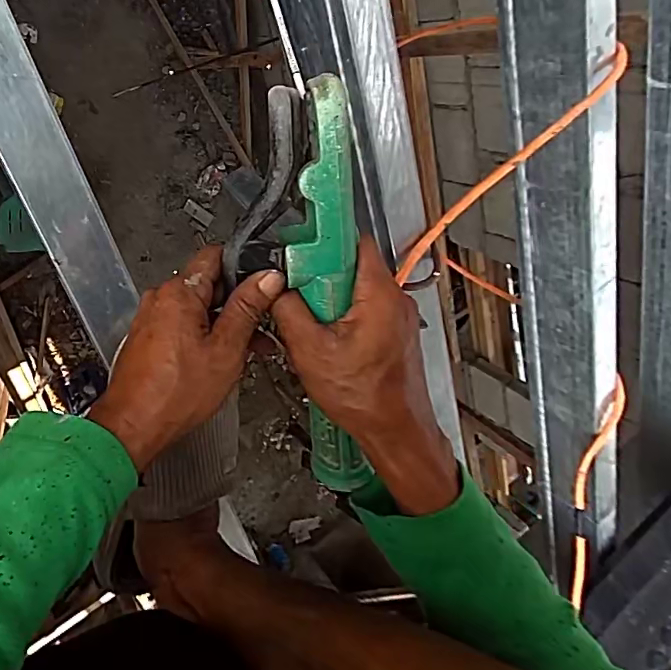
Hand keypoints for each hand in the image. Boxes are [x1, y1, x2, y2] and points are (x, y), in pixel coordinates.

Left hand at [88, 246, 285, 469]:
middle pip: (207, 283)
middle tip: (261, 324)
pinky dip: (203, 334)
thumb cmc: (173, 394)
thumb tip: (265, 280)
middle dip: (237, 302)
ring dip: (223, 322)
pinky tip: (220, 357)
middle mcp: (160, 298)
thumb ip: (247, 309)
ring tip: (246, 348)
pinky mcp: (148, 335)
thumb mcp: (225, 350)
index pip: (215, 256)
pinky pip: (182, 324)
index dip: (243, 265)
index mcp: (178, 293)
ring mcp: (152, 317)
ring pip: (196, 307)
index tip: (264, 280)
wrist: (134, 424)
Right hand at [270, 240, 457, 513]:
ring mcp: (396, 315)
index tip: (298, 241)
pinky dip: (338, 312)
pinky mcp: (391, 330)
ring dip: (326, 296)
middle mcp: (395, 300)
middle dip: (317, 273)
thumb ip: (288, 310)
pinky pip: (360, 305)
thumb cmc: (365, 399)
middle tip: (295, 291)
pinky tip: (324, 335)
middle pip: (349, 264)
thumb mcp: (309, 350)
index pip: (353, 241)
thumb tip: (274, 287)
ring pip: (352, 286)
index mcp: (380, 295)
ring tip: (308, 319)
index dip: (322, 238)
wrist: (395, 432)